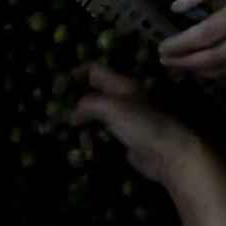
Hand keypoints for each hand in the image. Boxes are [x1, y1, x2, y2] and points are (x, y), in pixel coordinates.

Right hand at [70, 64, 208, 185]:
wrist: (169, 154)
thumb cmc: (142, 124)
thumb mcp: (110, 107)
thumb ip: (85, 105)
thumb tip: (71, 115)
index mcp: (121, 85)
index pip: (92, 70)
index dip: (73, 76)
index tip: (57, 91)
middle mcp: (121, 99)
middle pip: (89, 96)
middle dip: (72, 105)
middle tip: (56, 117)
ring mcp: (122, 121)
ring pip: (91, 119)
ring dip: (79, 127)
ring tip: (67, 136)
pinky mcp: (122, 140)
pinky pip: (99, 139)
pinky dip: (90, 144)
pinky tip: (87, 151)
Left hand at [158, 0, 225, 77]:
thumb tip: (176, 7)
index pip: (205, 35)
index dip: (180, 45)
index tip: (160, 47)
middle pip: (214, 58)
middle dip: (184, 63)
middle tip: (162, 61)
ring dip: (198, 71)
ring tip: (176, 67)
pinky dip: (218, 71)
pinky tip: (201, 68)